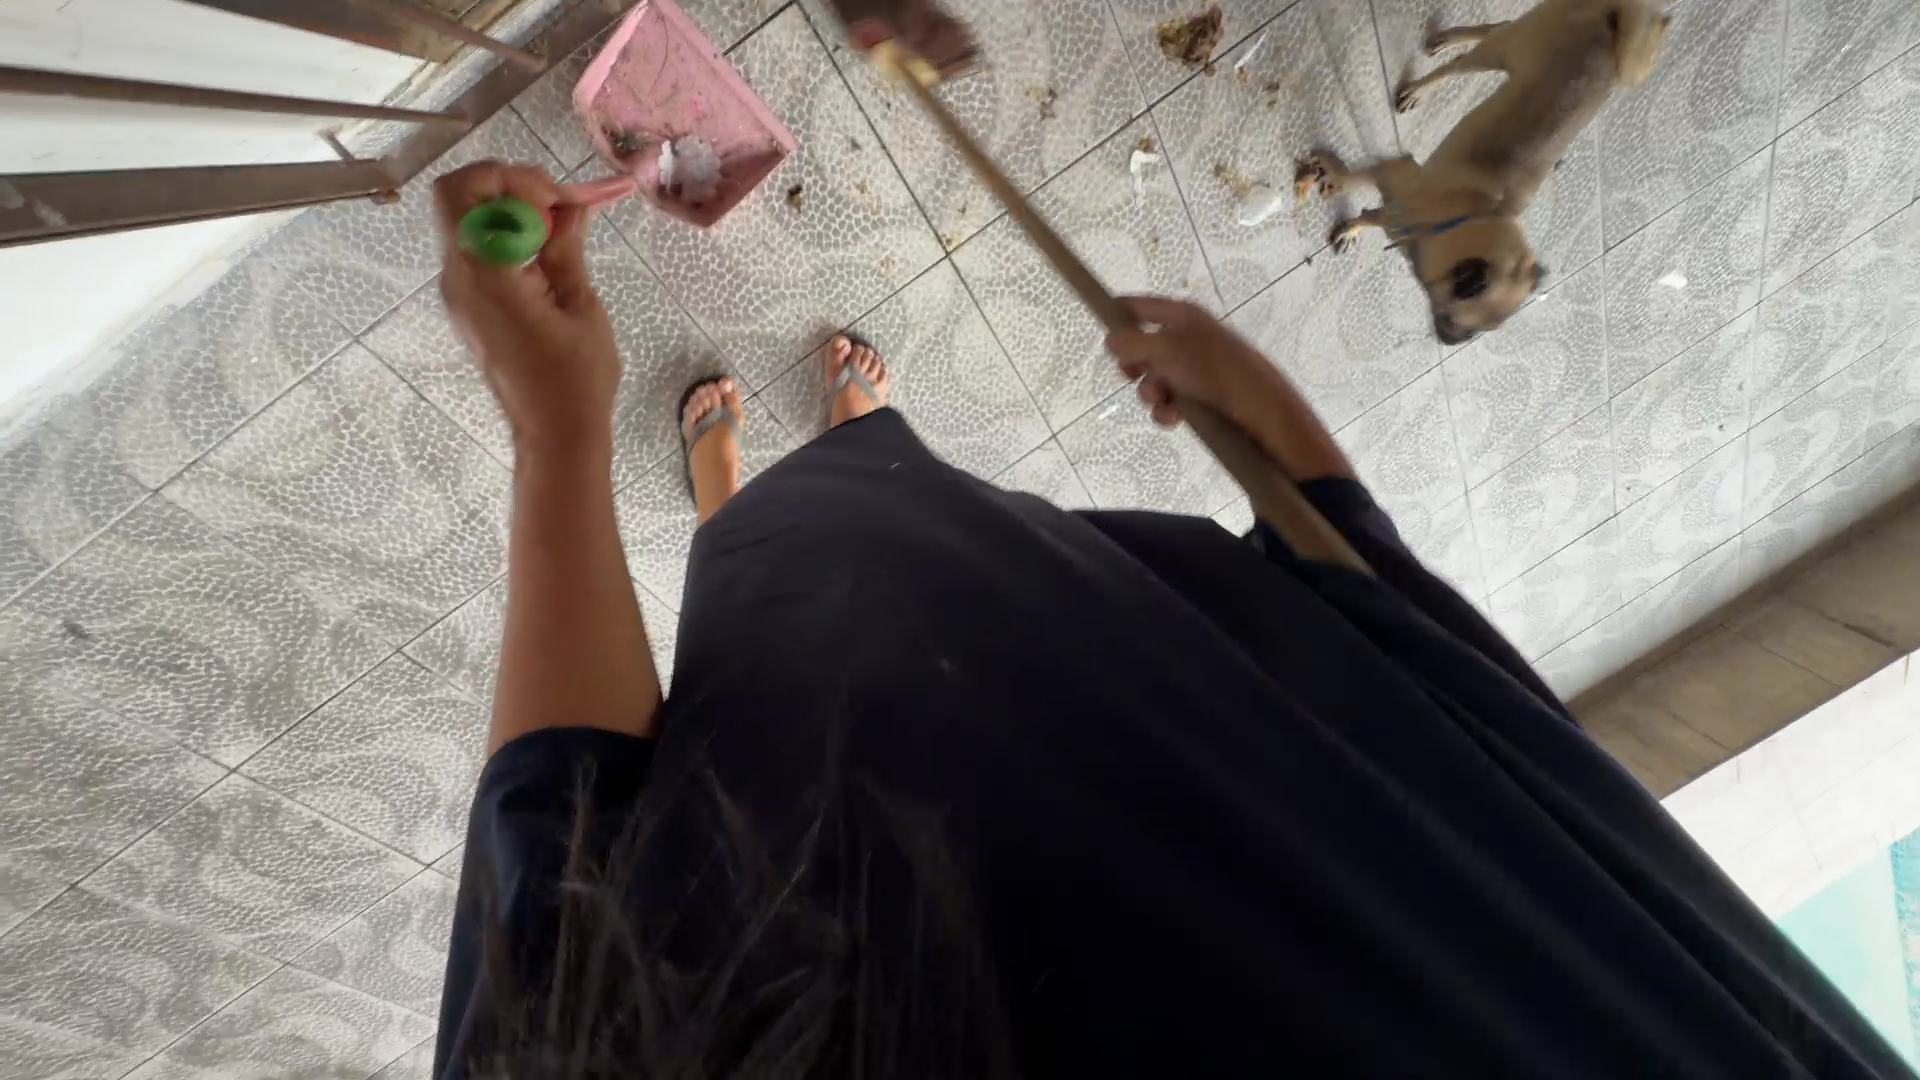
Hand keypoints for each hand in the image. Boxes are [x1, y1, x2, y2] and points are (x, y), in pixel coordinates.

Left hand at [432, 162, 633, 459]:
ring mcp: (457, 294)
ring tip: (557, 232)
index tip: (560, 199)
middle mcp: (458, 278)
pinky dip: (504, 240)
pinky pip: (475, 254)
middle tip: (554, 204)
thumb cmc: (579, 378)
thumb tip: (569, 209)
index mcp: (487, 275)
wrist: (555, 431)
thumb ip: (566, 251)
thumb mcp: (582, 308)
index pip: (469, 192)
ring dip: (506, 213)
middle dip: (504, 187)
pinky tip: (544, 260)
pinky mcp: (466, 308)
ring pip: (464, 224)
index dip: (513, 179)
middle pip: (456, 199)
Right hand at [1102, 297, 1277, 430]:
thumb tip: (1109, 339)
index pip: (1138, 306)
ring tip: (1163, 401)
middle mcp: (1184, 338)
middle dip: (1134, 367)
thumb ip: (1132, 343)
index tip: (1098, 329)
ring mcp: (1192, 367)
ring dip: (1151, 393)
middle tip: (1131, 375)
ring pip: (1153, 379)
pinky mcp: (1198, 395)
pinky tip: (1174, 417)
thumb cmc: (1211, 370)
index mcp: (1180, 316)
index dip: (1116, 313)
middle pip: (1141, 348)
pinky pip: (1168, 400)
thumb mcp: (1165, 351)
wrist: (1257, 406)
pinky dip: (1166, 409)